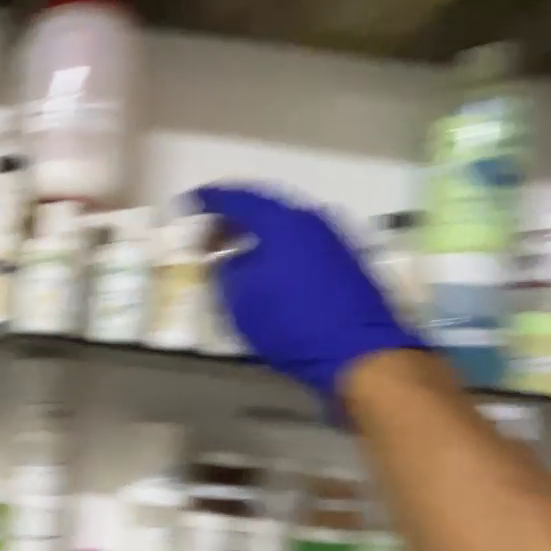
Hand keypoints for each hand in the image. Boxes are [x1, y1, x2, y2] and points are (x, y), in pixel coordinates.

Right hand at [193, 184, 424, 400]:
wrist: (360, 353)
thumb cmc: (291, 322)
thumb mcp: (240, 299)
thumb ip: (225, 270)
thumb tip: (225, 259)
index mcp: (282, 221)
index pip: (238, 197)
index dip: (210, 199)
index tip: (190, 203)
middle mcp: (311, 220)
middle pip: (263, 208)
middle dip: (232, 219)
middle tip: (208, 236)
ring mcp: (333, 240)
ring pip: (284, 227)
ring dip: (255, 236)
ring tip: (232, 254)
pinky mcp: (345, 262)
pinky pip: (300, 244)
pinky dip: (276, 249)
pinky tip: (264, 270)